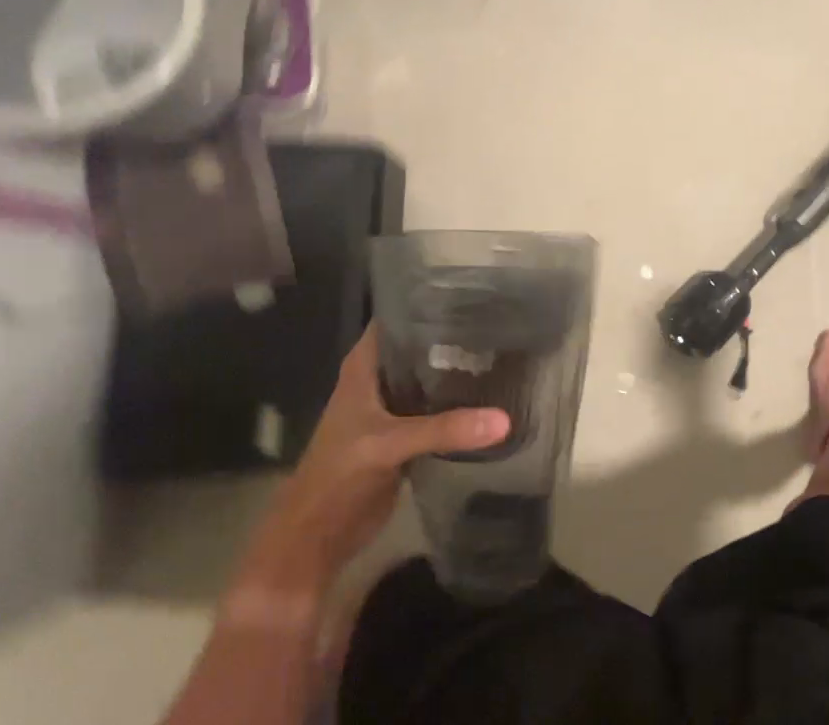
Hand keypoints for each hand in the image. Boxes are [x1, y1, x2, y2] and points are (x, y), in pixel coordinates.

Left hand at [239, 325, 510, 596]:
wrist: (318, 535)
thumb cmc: (338, 475)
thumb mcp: (389, 445)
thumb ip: (445, 430)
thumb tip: (505, 419)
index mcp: (364, 368)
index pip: (397, 319)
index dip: (430, 304)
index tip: (476, 293)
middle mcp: (380, 381)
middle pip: (421, 347)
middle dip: (457, 336)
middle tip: (506, 323)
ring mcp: (395, 409)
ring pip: (433, 378)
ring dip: (463, 370)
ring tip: (509, 352)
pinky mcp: (409, 436)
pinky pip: (441, 410)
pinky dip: (464, 403)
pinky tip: (496, 396)